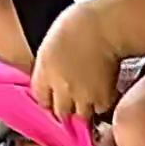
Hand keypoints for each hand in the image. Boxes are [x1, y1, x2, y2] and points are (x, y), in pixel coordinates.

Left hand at [32, 1, 124, 120]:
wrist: (101, 30)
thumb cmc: (75, 29)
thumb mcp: (50, 48)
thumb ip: (49, 70)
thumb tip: (54, 89)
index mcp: (45, 72)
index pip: (42, 99)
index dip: (48, 102)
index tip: (54, 103)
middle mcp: (62, 87)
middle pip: (62, 112)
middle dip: (66, 110)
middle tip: (72, 108)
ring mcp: (83, 96)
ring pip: (82, 116)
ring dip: (84, 111)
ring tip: (89, 103)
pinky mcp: (103, 100)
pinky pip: (100, 110)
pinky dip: (101, 106)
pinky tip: (102, 95)